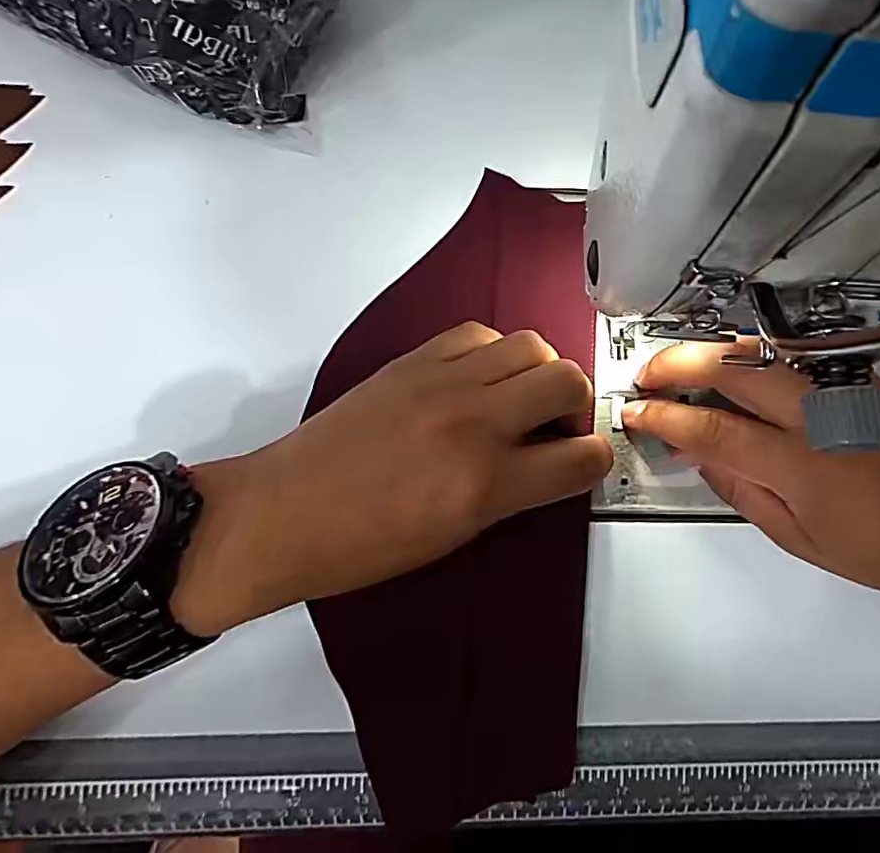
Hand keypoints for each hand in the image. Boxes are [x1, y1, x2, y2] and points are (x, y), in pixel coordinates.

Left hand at [172, 323, 611, 633]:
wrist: (281, 514)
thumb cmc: (362, 545)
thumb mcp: (456, 536)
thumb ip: (513, 493)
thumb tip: (548, 463)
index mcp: (486, 484)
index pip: (581, 459)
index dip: (597, 458)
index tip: (589, 458)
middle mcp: (473, 422)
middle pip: (567, 380)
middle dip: (577, 402)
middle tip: (557, 421)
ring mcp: (442, 381)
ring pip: (530, 345)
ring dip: (540, 370)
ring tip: (520, 394)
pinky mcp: (413, 360)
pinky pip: (478, 333)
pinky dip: (493, 352)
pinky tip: (479, 376)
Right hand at [621, 341, 879, 608]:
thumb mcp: (799, 539)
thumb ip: (740, 489)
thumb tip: (695, 453)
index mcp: (799, 464)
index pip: (711, 427)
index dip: (663, 416)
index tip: (635, 414)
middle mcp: (817, 413)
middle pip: (730, 367)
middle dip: (675, 363)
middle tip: (646, 377)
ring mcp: (838, 386)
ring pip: (757, 350)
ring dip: (707, 353)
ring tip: (677, 371)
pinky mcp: (855, 376)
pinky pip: (786, 357)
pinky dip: (745, 358)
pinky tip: (728, 374)